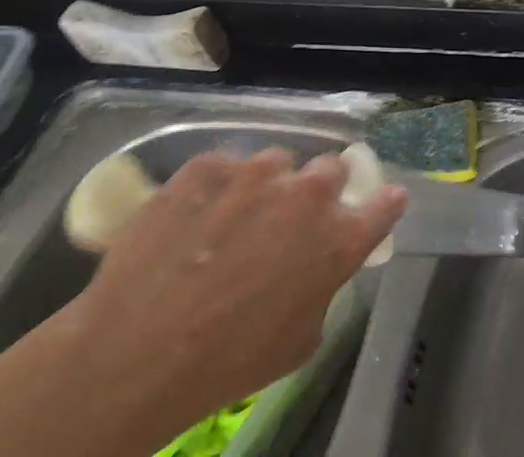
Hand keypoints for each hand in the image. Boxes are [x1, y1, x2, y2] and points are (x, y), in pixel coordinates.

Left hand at [59, 148, 406, 417]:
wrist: (139, 352)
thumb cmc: (231, 361)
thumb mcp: (301, 338)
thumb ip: (321, 287)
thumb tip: (312, 269)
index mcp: (341, 240)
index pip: (385, 204)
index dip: (383, 202)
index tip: (381, 201)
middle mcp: (308, 195)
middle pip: (332, 168)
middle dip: (320, 188)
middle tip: (293, 216)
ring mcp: (256, 175)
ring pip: (276, 162)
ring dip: (267, 184)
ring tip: (236, 214)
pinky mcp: (206, 167)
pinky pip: (223, 166)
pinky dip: (217, 186)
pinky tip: (195, 216)